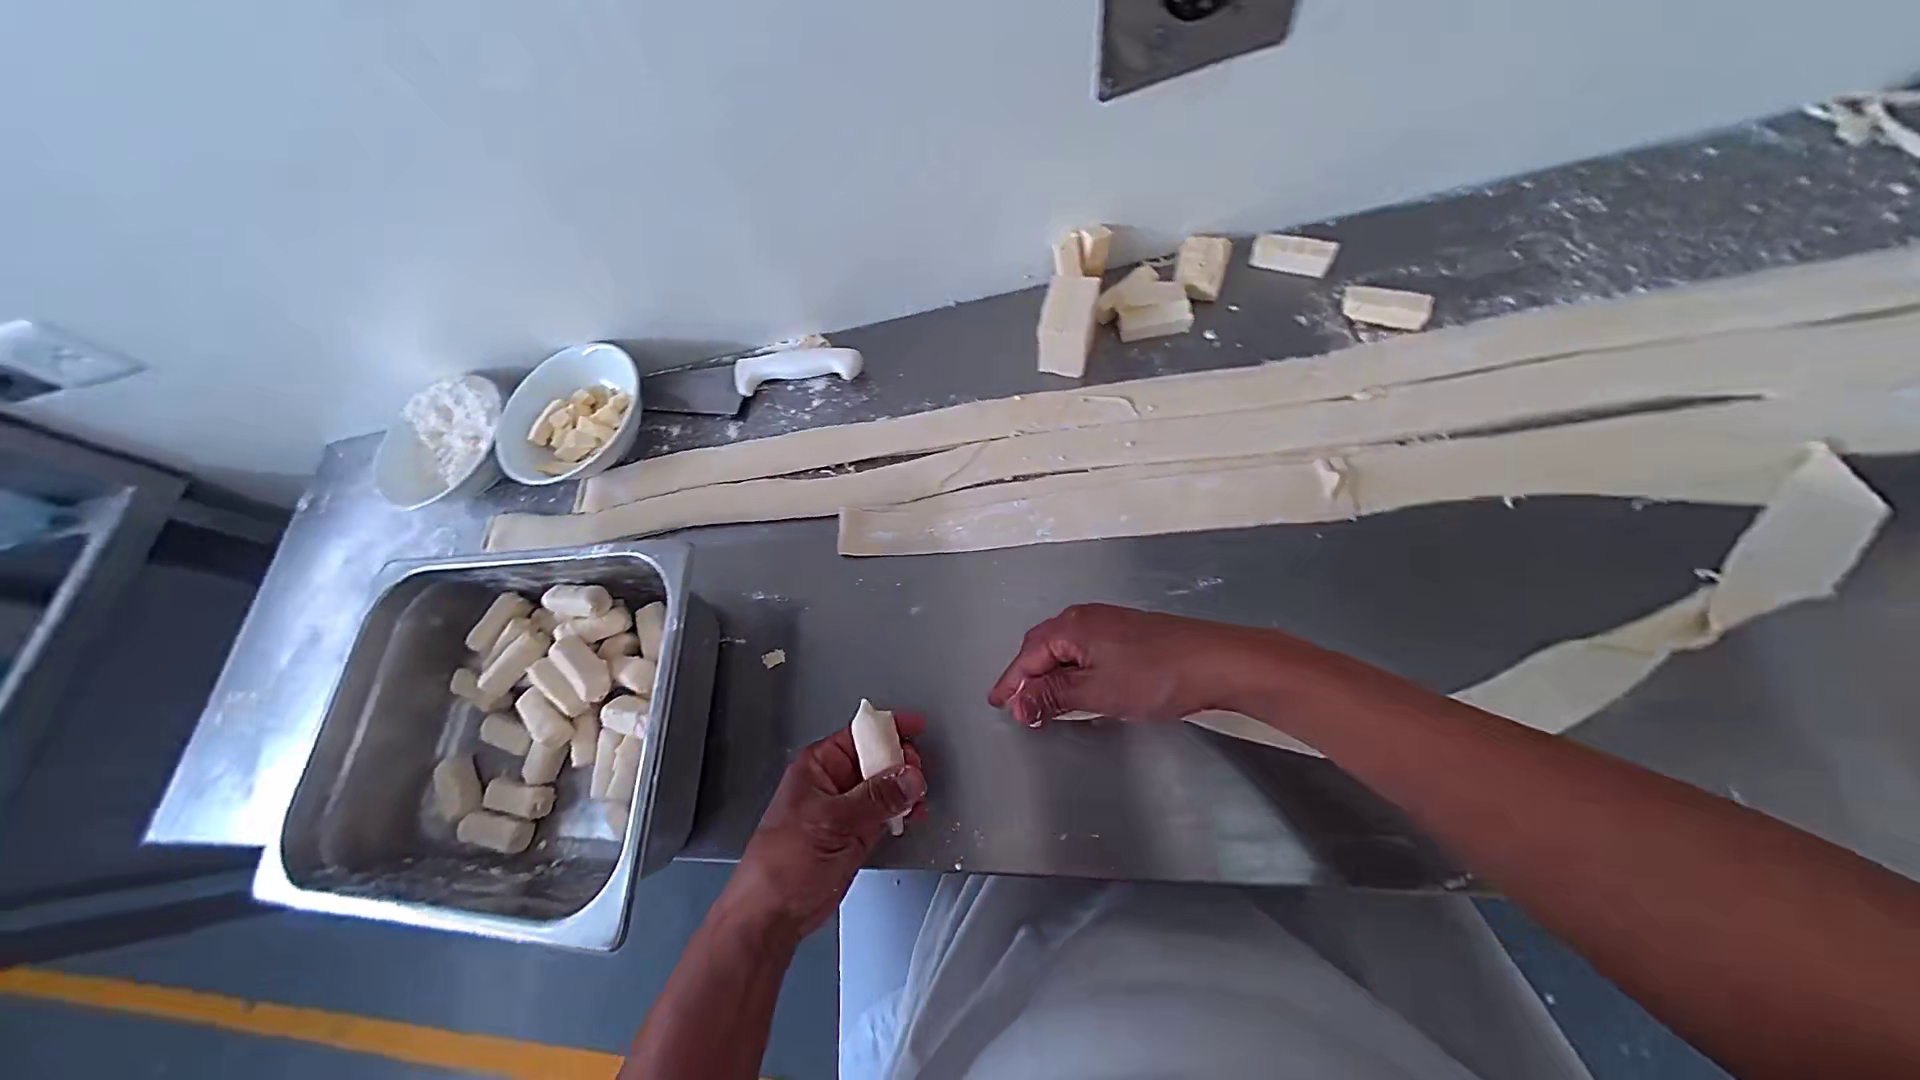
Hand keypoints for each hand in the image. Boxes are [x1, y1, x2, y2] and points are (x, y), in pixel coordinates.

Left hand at [723, 714, 927, 942]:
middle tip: (917, 774)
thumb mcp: (834, 821)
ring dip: (905, 789)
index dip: (889, 728)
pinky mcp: (856, 832)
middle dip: (902, 762)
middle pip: (878, 757)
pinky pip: (887, 811)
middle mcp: (833, 781)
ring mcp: (846, 807)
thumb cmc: (781, 863)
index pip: (860, 733)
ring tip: (916, 798)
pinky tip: (911, 815)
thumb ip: (877, 797)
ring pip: (886, 785)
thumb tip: (909, 776)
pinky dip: (902, 811)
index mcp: (820, 764)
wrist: (772, 914)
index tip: (916, 727)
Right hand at [988, 603, 1299, 725]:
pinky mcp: (1127, 632)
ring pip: (1065, 648)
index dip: (1011, 683)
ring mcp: (1108, 622)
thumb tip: (1018, 703)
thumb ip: (1053, 695)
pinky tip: (1077, 685)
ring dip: (1049, 674)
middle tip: (1017, 706)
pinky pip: (1084, 649)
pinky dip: (1072, 669)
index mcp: (1072, 626)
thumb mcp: (1096, 692)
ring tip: (1042, 700)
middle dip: (1027, 677)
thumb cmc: (1155, 676)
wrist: (1217, 661)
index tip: (998, 704)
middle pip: (1042, 646)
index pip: (1028, 655)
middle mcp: (1085, 617)